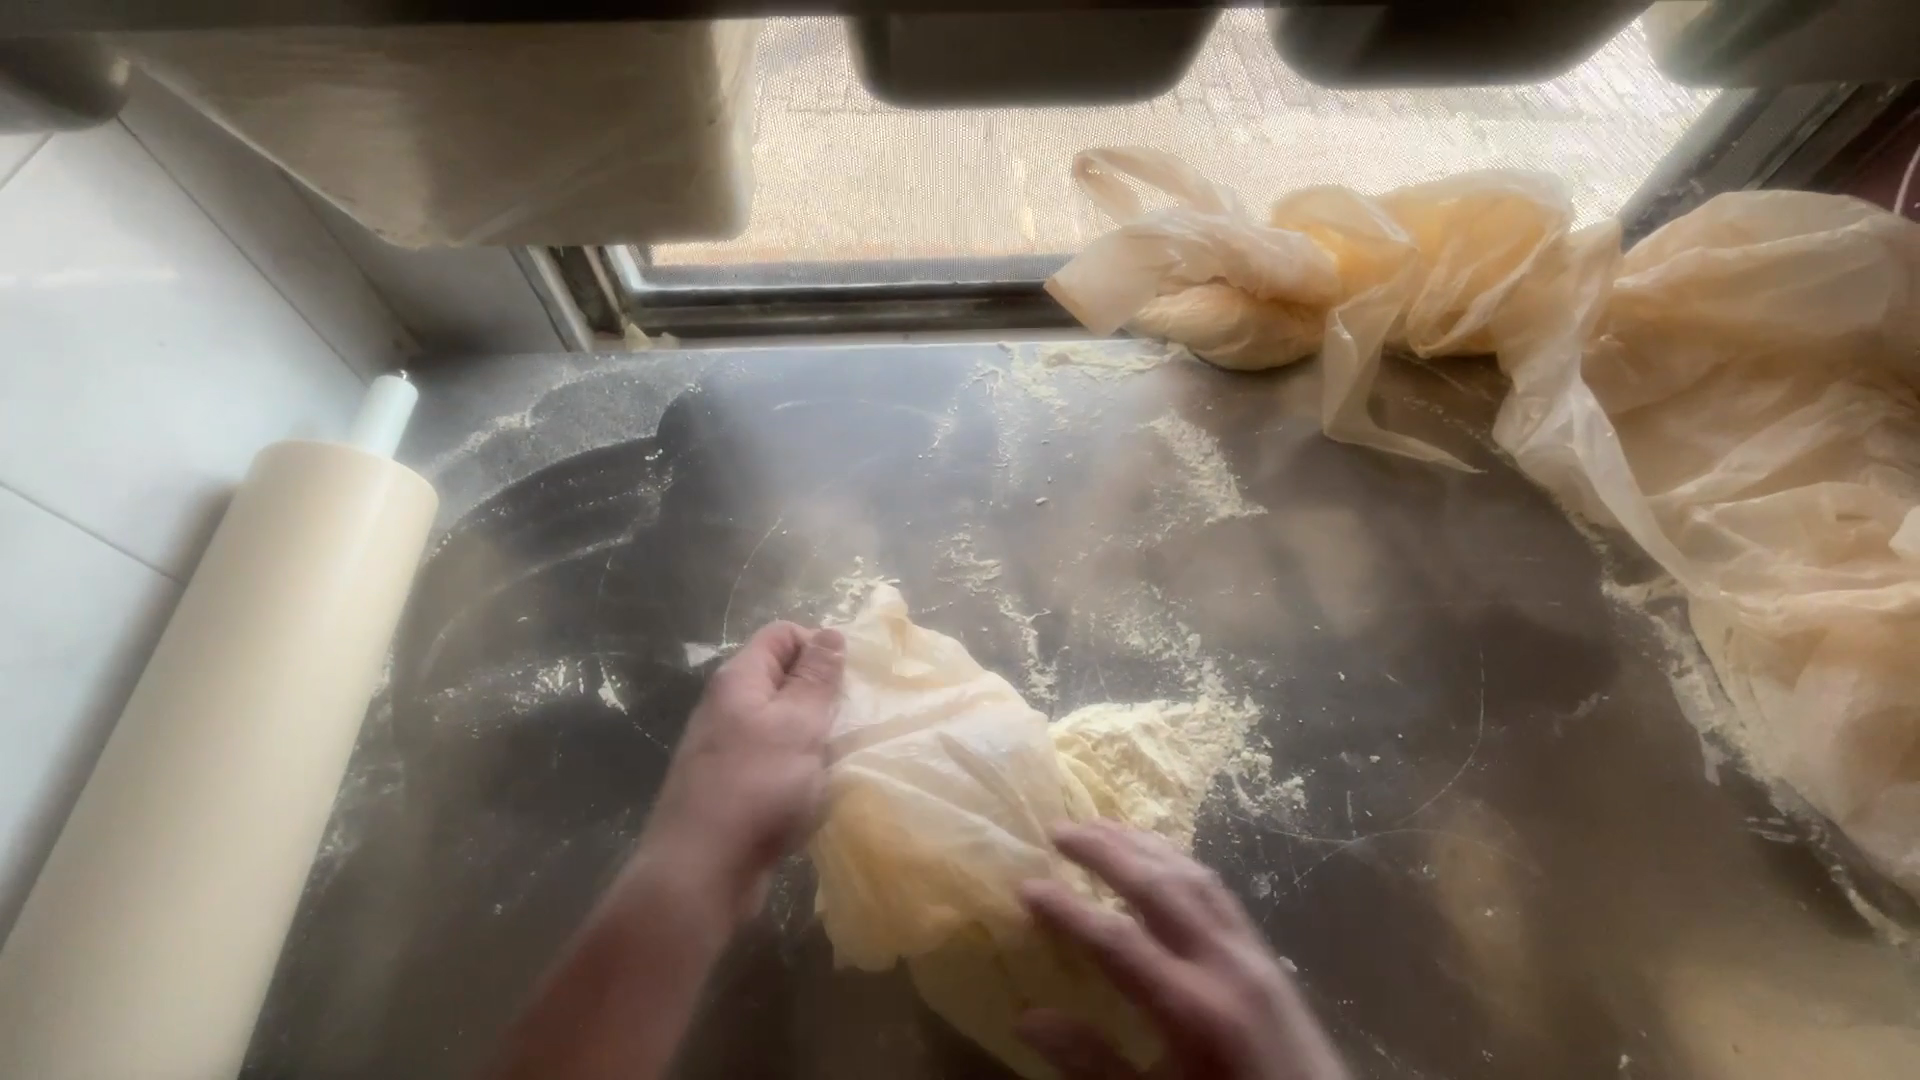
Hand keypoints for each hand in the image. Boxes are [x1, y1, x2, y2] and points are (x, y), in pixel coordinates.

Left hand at [641, 621, 845, 914]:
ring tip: (841, 754)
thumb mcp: (798, 724)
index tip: (850, 678)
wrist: (701, 872)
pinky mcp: (732, 786)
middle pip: (781, 677)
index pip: (781, 634)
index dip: (819, 644)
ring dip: (813, 733)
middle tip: (852, 718)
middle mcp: (727, 706)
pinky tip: (816, 787)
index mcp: (739, 680)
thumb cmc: (756, 787)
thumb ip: (817, 677)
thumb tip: (830, 633)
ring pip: (780, 722)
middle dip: (821, 692)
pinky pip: (773, 759)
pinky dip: (798, 766)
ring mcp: (726, 748)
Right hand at [1017, 822, 1348, 1079]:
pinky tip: (1155, 853)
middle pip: (1156, 885)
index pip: (1118, 941)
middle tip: (1059, 829)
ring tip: (1099, 824)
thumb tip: (1028, 1018)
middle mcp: (1224, 964)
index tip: (1027, 885)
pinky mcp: (1265, 950)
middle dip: (1104, 851)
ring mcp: (1250, 951)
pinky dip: (1177, 858)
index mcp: (1194, 1009)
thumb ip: (1093, 1062)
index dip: (1068, 909)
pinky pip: (1216, 887)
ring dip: (1140, 844)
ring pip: (1189, 874)